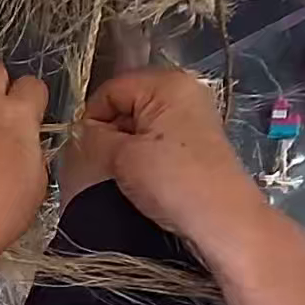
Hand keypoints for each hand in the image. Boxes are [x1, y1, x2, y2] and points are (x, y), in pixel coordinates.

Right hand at [80, 66, 265, 251]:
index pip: (110, 90)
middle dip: (110, 132)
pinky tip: (142, 177)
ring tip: (124, 174)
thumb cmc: (174, 182)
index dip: (92, 117)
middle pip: (127, 104)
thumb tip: (81, 133)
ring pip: (140, 125)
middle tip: (105, 163)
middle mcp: (183, 92)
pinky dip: (143, 155)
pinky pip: (157, 140)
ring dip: (125, 147)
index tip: (86, 147)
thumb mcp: (121, 157)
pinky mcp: (196, 142)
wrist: (223, 221)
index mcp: (166, 84)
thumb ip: (94, 138)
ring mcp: (193, 118)